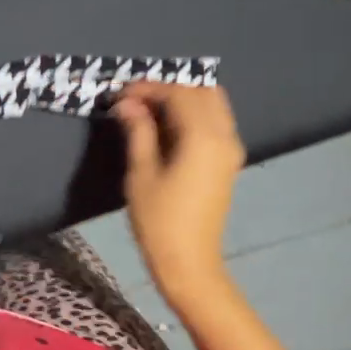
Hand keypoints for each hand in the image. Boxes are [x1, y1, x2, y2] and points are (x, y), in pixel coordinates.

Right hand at [110, 82, 244, 300]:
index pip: (179, 94)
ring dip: (182, 100)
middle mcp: (224, 135)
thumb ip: (138, 132)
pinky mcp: (227, 161)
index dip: (149, 88)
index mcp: (203, 137)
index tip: (120, 94)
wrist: (188, 260)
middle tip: (135, 100)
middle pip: (202, 92)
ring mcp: (230, 148)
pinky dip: (191, 115)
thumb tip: (127, 105)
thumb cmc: (159, 220)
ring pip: (212, 105)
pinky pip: (214, 122)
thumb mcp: (141, 174)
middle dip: (168, 89)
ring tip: (147, 111)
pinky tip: (165, 127)